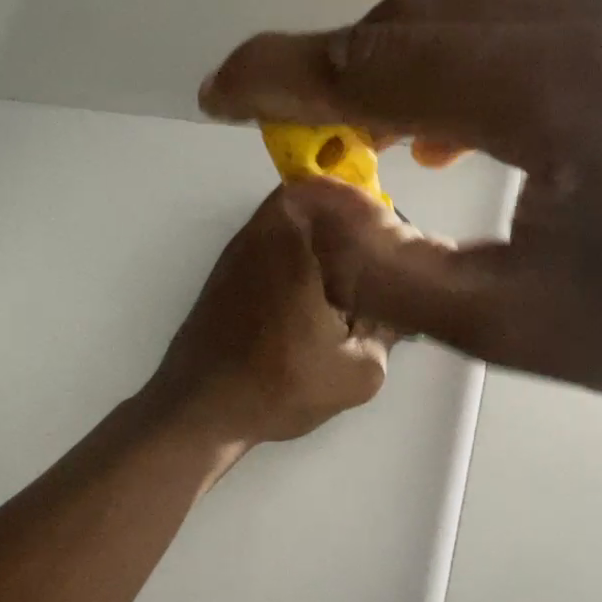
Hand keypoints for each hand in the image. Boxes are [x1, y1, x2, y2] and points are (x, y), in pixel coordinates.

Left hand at [143, 188, 395, 462]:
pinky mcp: (223, 274)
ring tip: (347, 280)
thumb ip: (387, 332)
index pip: (334, 192)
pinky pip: (268, 246)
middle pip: (310, 200)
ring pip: (287, 223)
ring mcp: (236, 252)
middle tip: (371, 255)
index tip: (387, 234)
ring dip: (318, 240)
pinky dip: (293, 258)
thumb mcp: (358, 370)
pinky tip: (312, 300)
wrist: (200, 409)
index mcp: (294, 242)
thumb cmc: (280, 386)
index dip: (365, 205)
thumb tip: (401, 309)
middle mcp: (260, 234)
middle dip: (344, 219)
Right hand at [199, 0, 601, 428]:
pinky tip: (480, 120)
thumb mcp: (511, 329)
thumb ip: (380, 268)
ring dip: (415, 67)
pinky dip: (487, 57)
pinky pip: (550, 10)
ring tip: (389, 142)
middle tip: (298, 133)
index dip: (288, 75)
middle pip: (430, 17)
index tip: (221, 89)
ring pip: (488, 7)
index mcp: (589, 88)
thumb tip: (297, 200)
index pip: (390, 62)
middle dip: (344, 73)